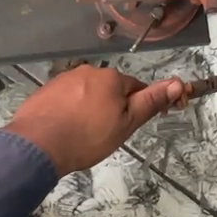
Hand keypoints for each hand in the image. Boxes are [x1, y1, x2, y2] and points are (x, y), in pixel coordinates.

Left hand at [3, 64, 183, 175]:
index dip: (135, 108)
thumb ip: (151, 102)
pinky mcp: (46, 90)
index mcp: (111, 78)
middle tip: (104, 134)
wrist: (38, 145)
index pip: (135, 88)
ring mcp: (64, 79)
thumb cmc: (87, 137)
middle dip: (110, 107)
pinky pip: (65, 98)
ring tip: (82, 134)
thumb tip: (178, 83)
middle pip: (109, 89)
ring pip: (86, 93)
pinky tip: (64, 129)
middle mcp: (88, 71)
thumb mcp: (126, 123)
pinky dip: (68, 110)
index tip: (127, 127)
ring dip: (88, 108)